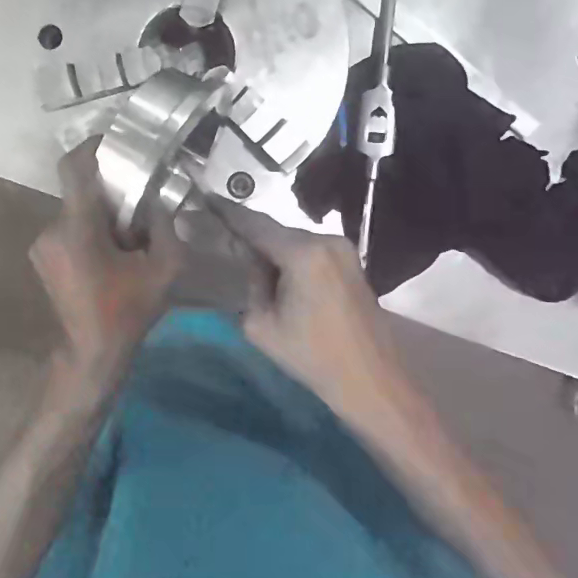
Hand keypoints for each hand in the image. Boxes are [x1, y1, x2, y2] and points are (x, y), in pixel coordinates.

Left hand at [29, 139, 183, 385]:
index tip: (113, 141)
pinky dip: (90, 230)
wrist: (91, 353)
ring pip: (76, 212)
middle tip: (139, 203)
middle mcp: (52, 229)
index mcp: (77, 227)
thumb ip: (164, 225)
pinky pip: (69, 230)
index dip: (91, 146)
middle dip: (110, 192)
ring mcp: (43, 245)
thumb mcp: (164, 268)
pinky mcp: (42, 258)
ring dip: (101, 215)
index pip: (74, 168)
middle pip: (81, 192)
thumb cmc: (127, 310)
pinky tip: (111, 254)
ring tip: (129, 236)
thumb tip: (158, 197)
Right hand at [210, 197, 407, 419]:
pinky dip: (293, 258)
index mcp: (303, 253)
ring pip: (294, 240)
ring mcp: (343, 248)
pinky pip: (311, 250)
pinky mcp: (351, 261)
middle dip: (252, 238)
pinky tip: (282, 278)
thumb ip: (250, 283)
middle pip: (276, 231)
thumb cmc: (313, 357)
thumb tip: (251, 262)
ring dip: (273, 250)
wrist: (372, 380)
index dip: (228, 211)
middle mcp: (325, 240)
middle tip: (225, 246)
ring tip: (254, 269)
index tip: (206, 197)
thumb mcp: (262, 325)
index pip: (255, 224)